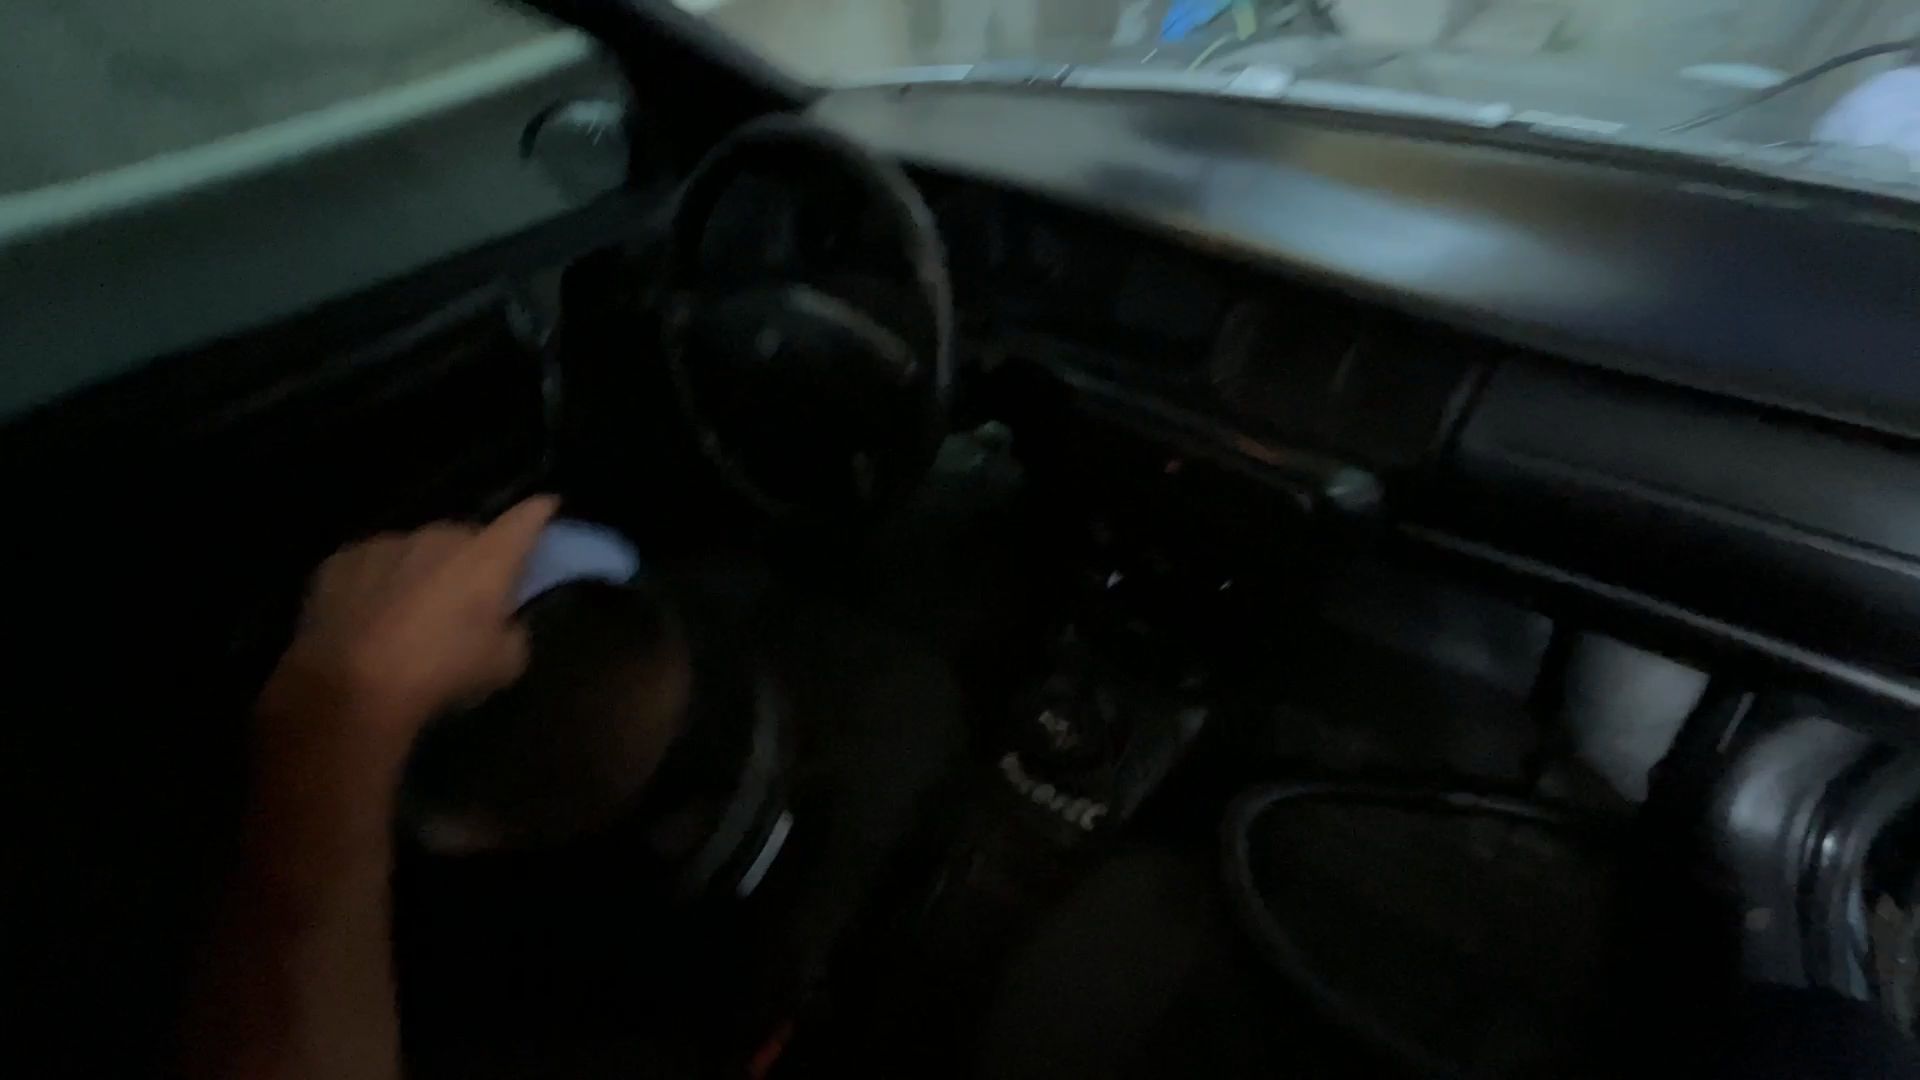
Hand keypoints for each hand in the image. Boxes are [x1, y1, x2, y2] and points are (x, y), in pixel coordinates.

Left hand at [257, 496, 558, 785]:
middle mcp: (441, 538)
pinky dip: (383, 580)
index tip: (548, 506)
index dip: (540, 511)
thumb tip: (502, 618)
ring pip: (420, 548)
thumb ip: (514, 627)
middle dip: (475, 558)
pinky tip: (374, 613)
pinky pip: (376, 562)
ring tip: (416, 607)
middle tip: (471, 593)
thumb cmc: (444, 671)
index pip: (526, 518)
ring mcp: (388, 544)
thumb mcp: (507, 660)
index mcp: (489, 557)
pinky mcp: (342, 560)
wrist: (350, 690)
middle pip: (469, 536)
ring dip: (427, 568)